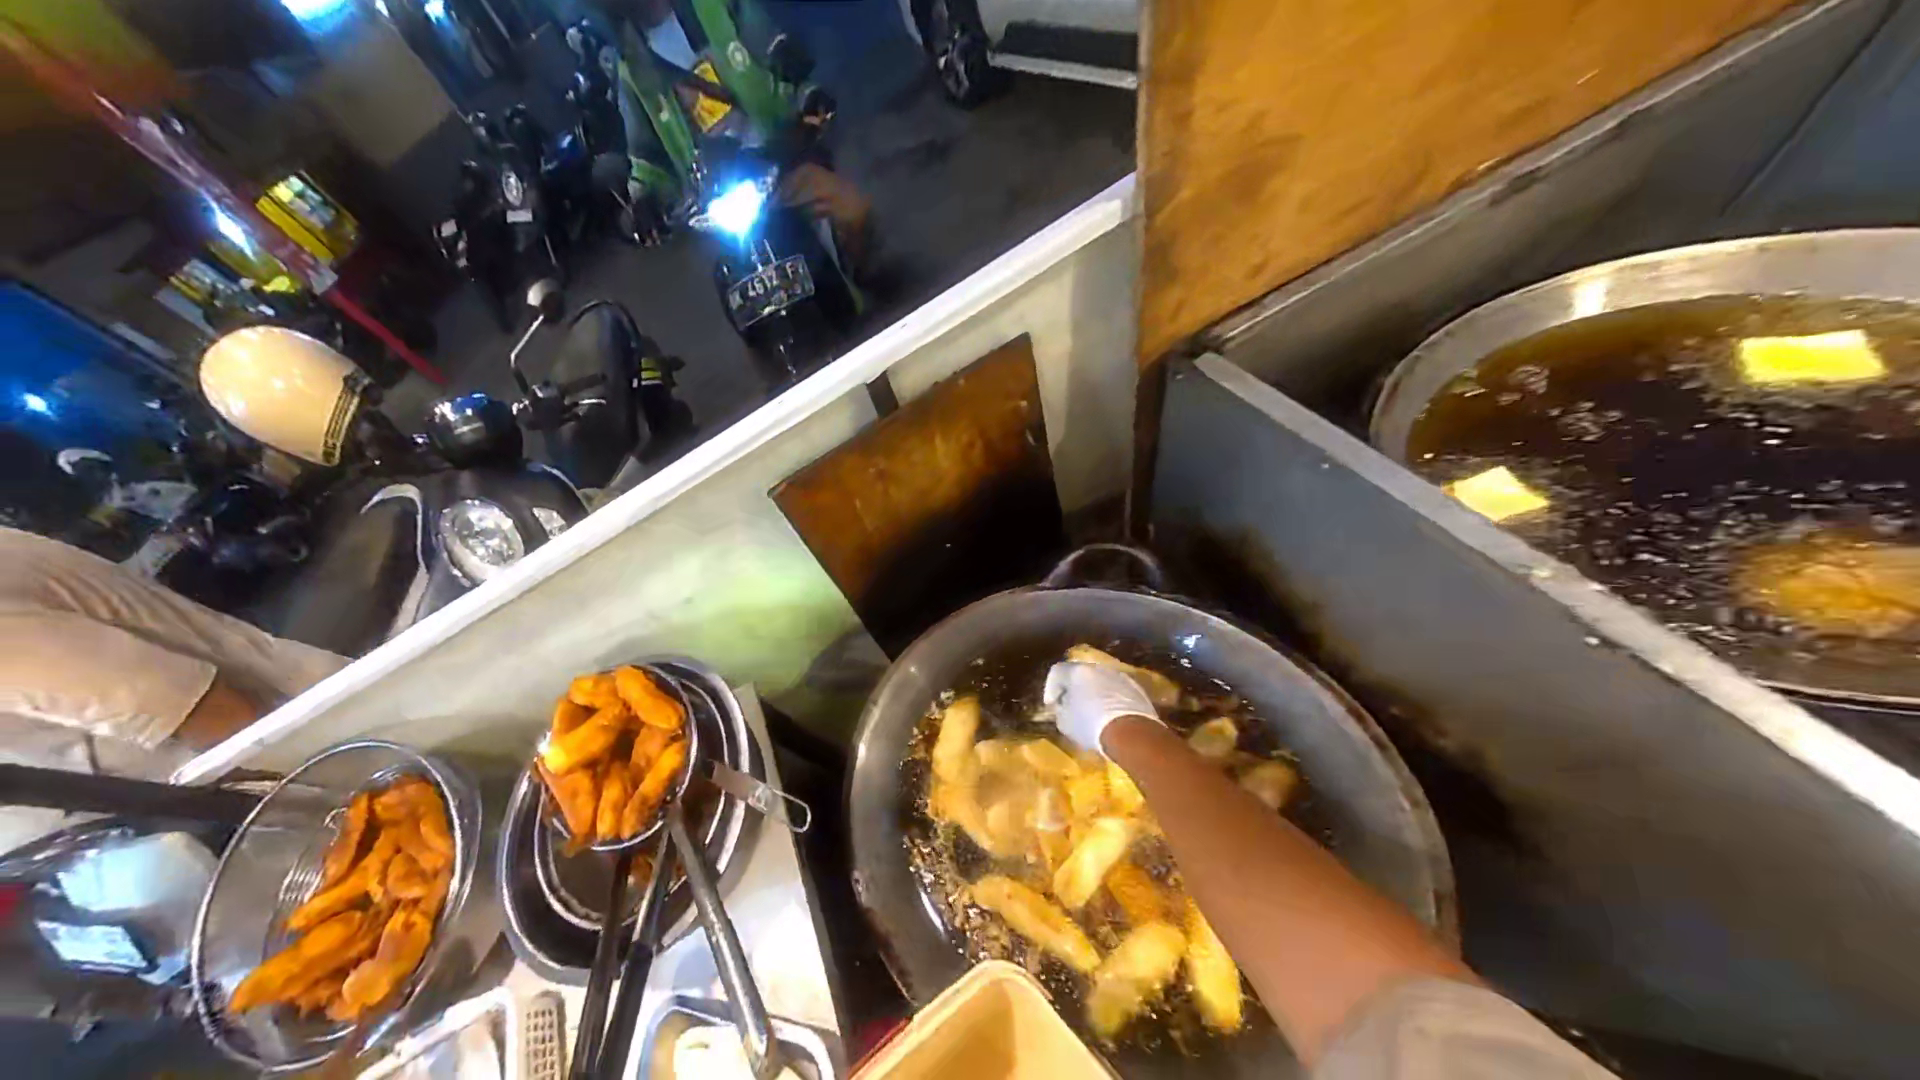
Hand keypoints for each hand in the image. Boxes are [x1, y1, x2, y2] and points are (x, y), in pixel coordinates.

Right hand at [1041, 661, 1158, 753]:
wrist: (1130, 733)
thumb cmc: (1090, 726)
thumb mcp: (1065, 723)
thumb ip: (1060, 710)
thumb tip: (1062, 706)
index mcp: (1077, 672)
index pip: (1057, 672)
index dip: (1051, 688)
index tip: (1051, 704)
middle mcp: (1098, 668)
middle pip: (1081, 674)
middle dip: (1075, 689)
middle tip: (1072, 706)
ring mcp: (1120, 677)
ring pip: (1101, 682)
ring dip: (1095, 694)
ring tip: (1094, 713)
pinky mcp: (1137, 689)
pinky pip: (1117, 692)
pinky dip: (1111, 700)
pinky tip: (1111, 716)